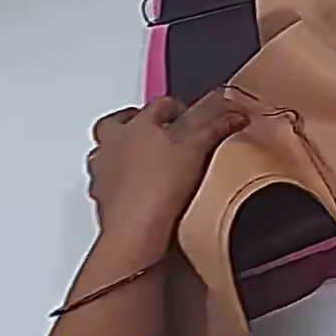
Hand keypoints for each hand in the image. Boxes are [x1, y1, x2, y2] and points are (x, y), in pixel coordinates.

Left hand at [87, 94, 248, 257]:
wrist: (137, 230)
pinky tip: (136, 187)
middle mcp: (113, 145)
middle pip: (115, 122)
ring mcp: (102, 171)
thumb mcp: (198, 150)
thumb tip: (235, 117)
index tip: (188, 116)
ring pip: (104, 151)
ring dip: (118, 150)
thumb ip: (216, 129)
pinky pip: (105, 181)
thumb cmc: (161, 185)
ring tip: (141, 158)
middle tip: (150, 129)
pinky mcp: (100, 197)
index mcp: (136, 126)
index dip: (175, 108)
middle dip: (132, 122)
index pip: (157, 106)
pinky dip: (118, 180)